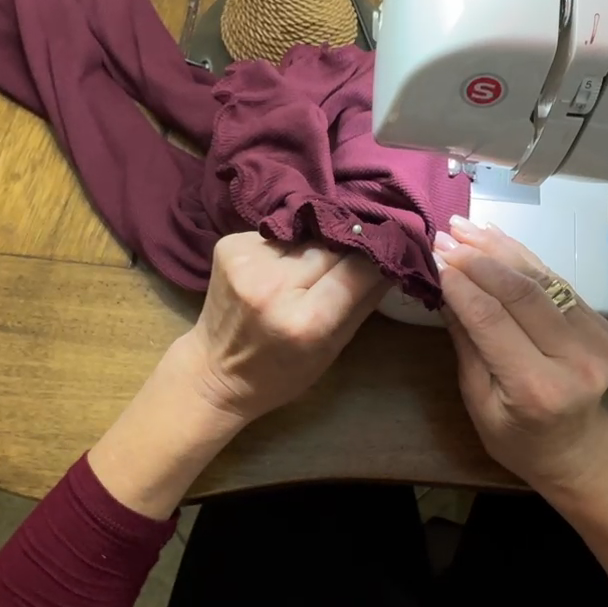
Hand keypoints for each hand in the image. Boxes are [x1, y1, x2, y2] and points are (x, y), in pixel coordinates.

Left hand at [172, 233, 388, 429]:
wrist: (214, 372)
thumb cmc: (280, 373)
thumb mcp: (332, 350)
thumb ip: (364, 302)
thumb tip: (394, 261)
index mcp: (305, 322)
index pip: (358, 269)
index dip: (378, 256)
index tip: (391, 249)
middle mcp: (273, 286)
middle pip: (331, 246)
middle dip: (348, 249)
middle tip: (356, 256)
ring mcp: (247, 262)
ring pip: (305, 234)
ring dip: (317, 244)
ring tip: (313, 264)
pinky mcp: (229, 246)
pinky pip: (278, 233)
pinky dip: (288, 244)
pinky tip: (281, 265)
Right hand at [436, 215, 607, 489]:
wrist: (576, 449)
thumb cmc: (516, 438)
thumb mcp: (478, 401)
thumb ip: (467, 342)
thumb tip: (444, 285)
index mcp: (537, 389)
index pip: (493, 321)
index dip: (462, 284)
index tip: (434, 257)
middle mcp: (574, 359)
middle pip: (522, 292)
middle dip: (478, 258)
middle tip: (444, 236)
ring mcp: (596, 338)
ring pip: (541, 279)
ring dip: (499, 248)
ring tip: (463, 227)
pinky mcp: (602, 324)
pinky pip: (556, 281)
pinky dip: (523, 256)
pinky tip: (493, 237)